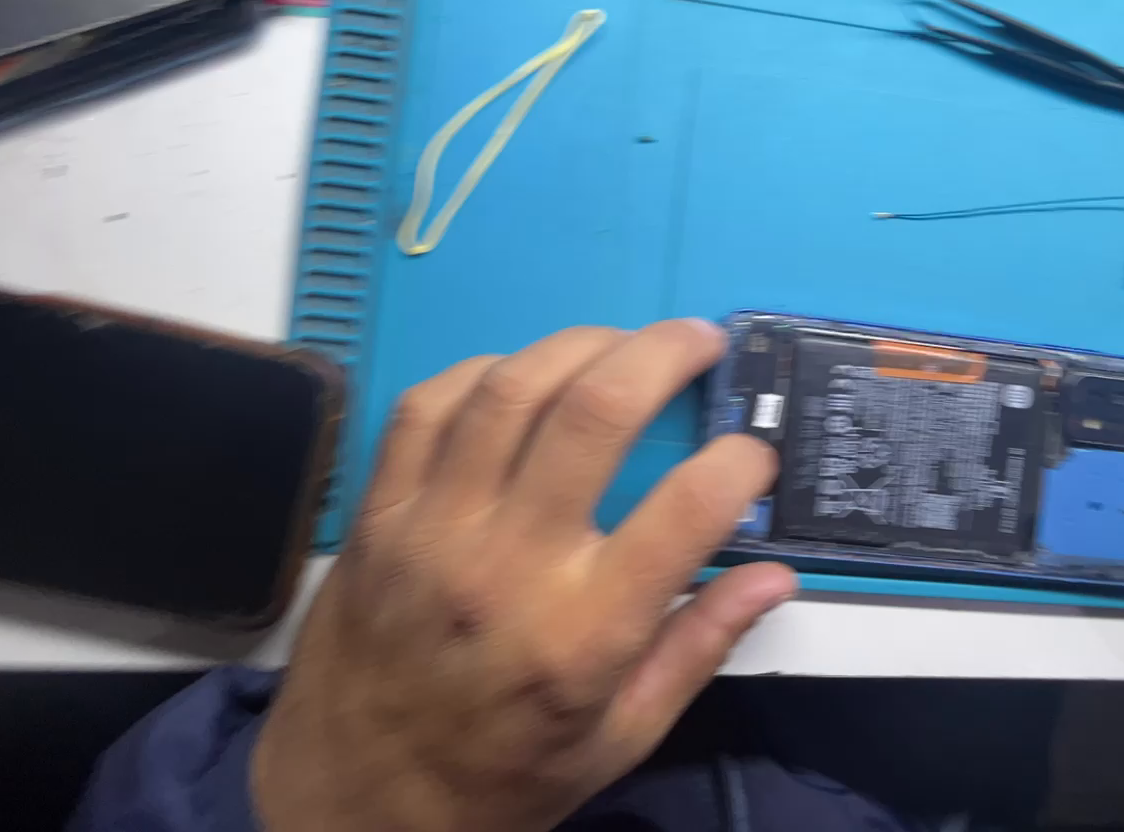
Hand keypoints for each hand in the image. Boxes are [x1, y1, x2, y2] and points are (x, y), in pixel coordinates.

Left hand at [251, 320, 796, 831]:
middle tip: (699, 339)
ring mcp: (432, 528)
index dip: (738, 463)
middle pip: (595, 414)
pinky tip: (523, 374)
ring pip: (511, 389)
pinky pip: (428, 405)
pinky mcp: (378, 512)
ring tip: (621, 343)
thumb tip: (776, 575)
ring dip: (580, 344)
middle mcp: (508, 564)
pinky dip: (485, 370)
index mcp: (583, 633)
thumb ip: (700, 646)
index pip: (686, 511)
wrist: (347, 804)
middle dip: (662, 354)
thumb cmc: (500, 776)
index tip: (752, 451)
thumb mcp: (620, 736)